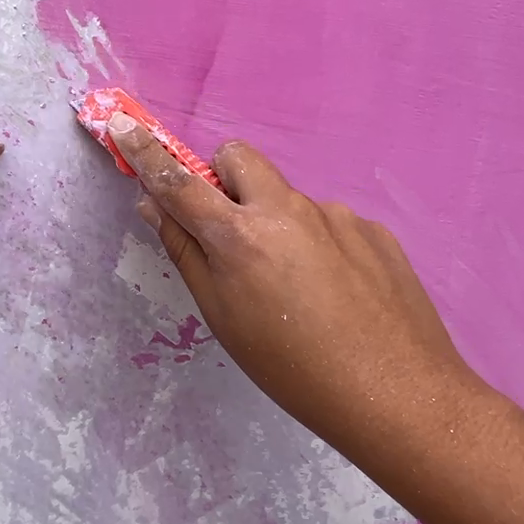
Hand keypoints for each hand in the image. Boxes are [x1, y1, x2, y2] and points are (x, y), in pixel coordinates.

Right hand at [109, 118, 486, 451]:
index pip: (178, 182)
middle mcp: (286, 211)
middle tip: (230, 226)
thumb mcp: (221, 315)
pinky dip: (320, 243)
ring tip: (300, 285)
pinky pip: (329, 222)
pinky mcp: (375, 231)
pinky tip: (339, 292)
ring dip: (276, 220)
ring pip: (286, 196)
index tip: (121, 123)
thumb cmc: (291, 367)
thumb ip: (185, 251)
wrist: (403, 400)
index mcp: (239, 237)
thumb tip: (154, 206)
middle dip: (223, 178)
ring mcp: (336, 216)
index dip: (146, 151)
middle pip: (238, 157)